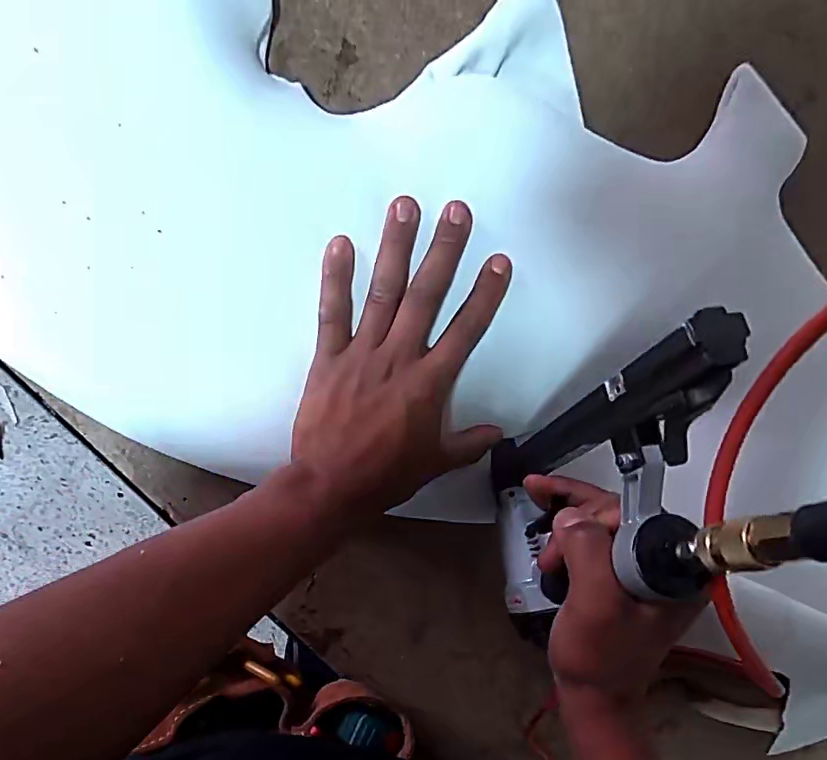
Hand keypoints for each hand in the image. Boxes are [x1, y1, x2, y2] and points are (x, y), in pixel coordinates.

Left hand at [289, 197, 510, 519]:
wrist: (331, 485)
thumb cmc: (384, 476)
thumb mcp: (434, 462)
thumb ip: (468, 443)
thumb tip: (496, 434)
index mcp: (429, 383)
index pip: (465, 330)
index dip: (484, 295)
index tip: (498, 263)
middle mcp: (398, 358)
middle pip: (426, 296)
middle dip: (443, 251)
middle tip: (455, 211)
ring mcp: (361, 355)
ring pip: (383, 293)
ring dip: (395, 248)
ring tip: (404, 207)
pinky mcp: (329, 359)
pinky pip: (332, 313)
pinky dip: (336, 278)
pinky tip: (342, 244)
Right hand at [524, 475, 703, 707]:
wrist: (593, 696)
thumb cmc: (597, 658)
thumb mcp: (593, 605)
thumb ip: (587, 553)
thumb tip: (570, 515)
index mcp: (678, 570)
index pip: (638, 514)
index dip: (596, 513)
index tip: (561, 524)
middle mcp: (668, 564)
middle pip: (619, 514)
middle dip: (576, 523)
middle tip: (549, 555)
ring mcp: (646, 571)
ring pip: (605, 524)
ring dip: (569, 530)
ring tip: (546, 557)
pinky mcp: (625, 577)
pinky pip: (600, 542)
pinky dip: (572, 537)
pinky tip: (552, 542)